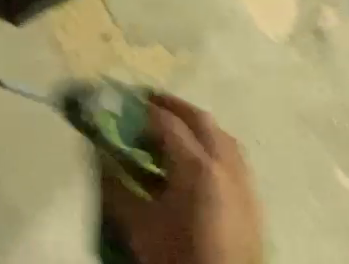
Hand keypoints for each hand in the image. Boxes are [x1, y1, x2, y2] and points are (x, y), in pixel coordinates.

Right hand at [102, 94, 263, 263]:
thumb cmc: (177, 256)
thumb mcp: (137, 222)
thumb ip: (114, 182)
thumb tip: (96, 152)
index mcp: (196, 167)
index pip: (166, 121)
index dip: (141, 106)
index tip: (119, 99)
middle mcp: (225, 168)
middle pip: (202, 121)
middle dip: (173, 106)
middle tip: (146, 102)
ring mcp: (244, 186)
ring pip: (224, 139)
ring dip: (197, 126)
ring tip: (172, 128)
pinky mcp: (253, 204)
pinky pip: (233, 160)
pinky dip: (213, 147)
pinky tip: (194, 161)